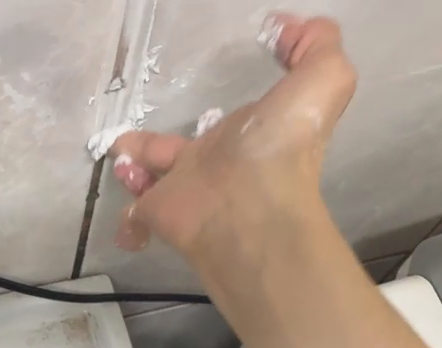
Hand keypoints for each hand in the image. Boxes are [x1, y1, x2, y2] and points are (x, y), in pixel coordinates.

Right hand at [108, 13, 356, 267]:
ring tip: (119, 161)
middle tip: (127, 141)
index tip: (204, 99)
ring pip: (149, 183)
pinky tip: (126, 219)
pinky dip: (128, 224)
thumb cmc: (282, 146)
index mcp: (245, 137)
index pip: (227, 125)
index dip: (218, 113)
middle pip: (176, 154)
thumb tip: (284, 29)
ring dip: (132, 173)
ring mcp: (182, 194)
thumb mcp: (322, 79)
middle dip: (151, 146)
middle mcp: (212, 166)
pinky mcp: (156, 216)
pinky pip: (134, 222)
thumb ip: (315, 45)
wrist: (250, 210)